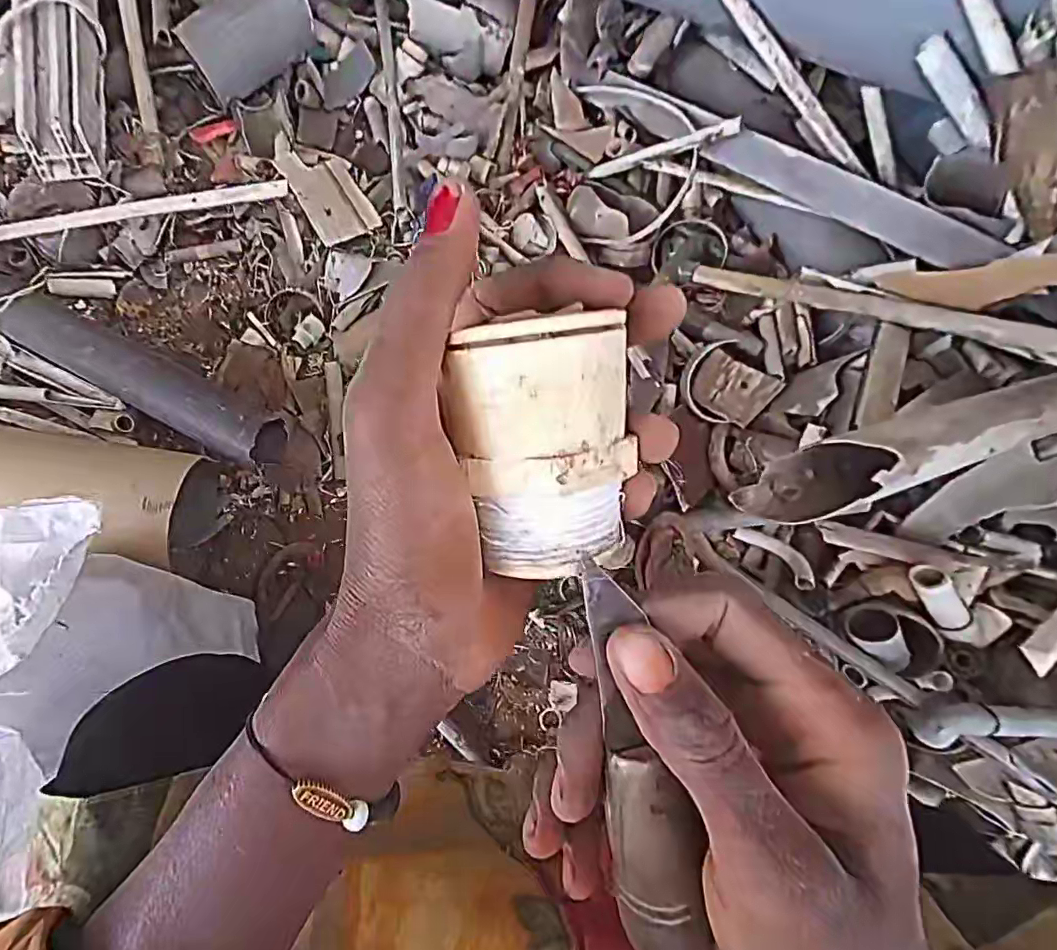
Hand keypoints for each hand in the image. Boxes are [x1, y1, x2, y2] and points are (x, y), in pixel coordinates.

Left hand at [266, 180, 684, 791]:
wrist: (424, 633)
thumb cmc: (399, 531)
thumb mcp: (396, 410)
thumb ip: (420, 310)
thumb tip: (450, 209)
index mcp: (436, 379)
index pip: (505, 303)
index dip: (560, 284)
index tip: (608, 292)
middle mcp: (477, 413)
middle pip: (559, 349)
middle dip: (616, 332)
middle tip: (661, 322)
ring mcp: (515, 461)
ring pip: (590, 412)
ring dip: (635, 411)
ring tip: (657, 433)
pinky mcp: (545, 507)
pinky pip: (599, 473)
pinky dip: (630, 474)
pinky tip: (641, 487)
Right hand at [524, 575, 1008, 949]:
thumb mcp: (768, 855)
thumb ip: (703, 745)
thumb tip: (635, 646)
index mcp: (821, 713)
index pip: (725, 611)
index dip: (652, 618)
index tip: (593, 666)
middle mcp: (771, 713)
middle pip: (659, 659)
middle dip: (602, 715)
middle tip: (576, 777)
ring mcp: (729, 743)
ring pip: (627, 706)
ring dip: (584, 759)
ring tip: (569, 820)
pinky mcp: (694, 773)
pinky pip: (622, 752)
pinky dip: (587, 789)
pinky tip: (572, 837)